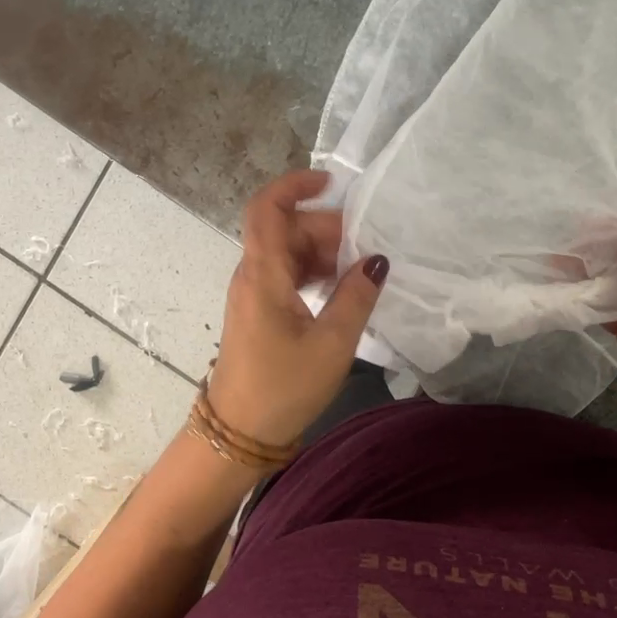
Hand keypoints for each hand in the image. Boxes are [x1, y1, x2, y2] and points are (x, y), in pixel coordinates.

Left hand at [205, 171, 387, 452]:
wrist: (239, 434)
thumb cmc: (283, 388)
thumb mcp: (332, 344)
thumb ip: (356, 297)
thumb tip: (377, 261)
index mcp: (262, 274)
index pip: (267, 208)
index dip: (295, 184)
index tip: (332, 182)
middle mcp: (251, 277)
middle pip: (284, 230)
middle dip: (326, 229)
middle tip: (367, 249)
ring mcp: (252, 297)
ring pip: (287, 255)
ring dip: (322, 255)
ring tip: (360, 274)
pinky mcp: (258, 316)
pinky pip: (285, 278)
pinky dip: (313, 276)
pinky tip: (341, 294)